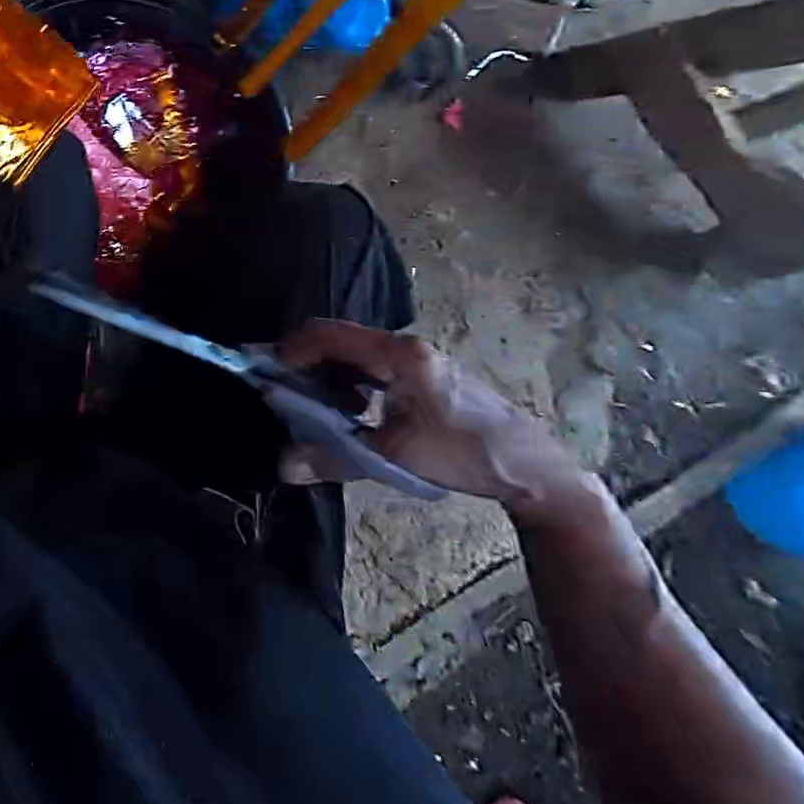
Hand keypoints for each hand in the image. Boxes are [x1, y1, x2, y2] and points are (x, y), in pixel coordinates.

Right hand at [279, 320, 600, 521]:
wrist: (535, 468)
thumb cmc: (468, 453)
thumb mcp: (397, 456)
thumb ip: (335, 458)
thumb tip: (283, 466)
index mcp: (400, 355)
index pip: (329, 335)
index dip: (292, 351)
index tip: (268, 377)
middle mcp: (405, 347)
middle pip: (336, 340)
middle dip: (303, 363)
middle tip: (282, 394)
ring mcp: (415, 358)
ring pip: (352, 354)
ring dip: (324, 375)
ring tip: (313, 409)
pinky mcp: (420, 373)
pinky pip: (369, 367)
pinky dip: (346, 384)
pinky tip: (348, 413)